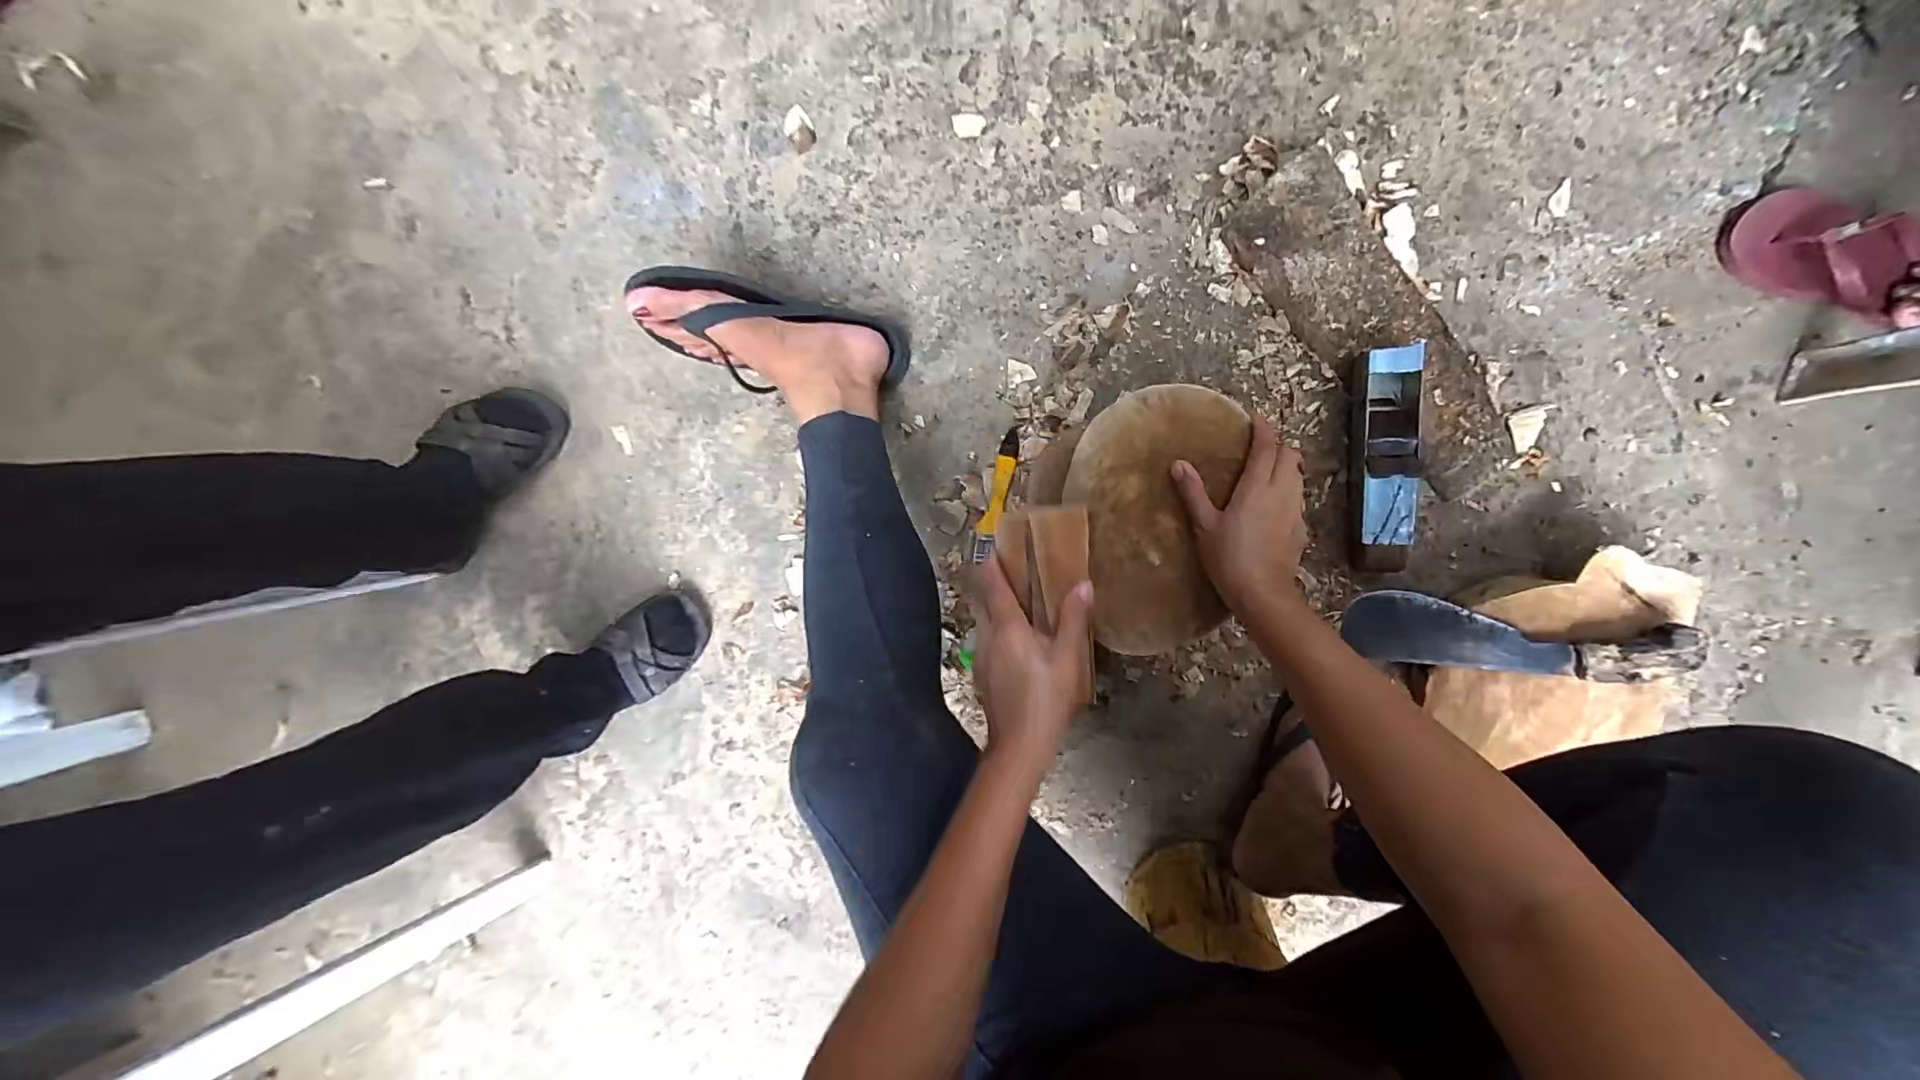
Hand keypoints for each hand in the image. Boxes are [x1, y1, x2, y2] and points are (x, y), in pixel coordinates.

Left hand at [971, 554, 1094, 769]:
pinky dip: (1000, 629)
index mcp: (1006, 627)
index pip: (993, 583)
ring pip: (986, 620)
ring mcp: (981, 655)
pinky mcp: (983, 672)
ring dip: (999, 607)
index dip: (993, 561)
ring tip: (1025, 602)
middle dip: (997, 582)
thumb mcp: (1068, 658)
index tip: (997, 543)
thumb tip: (1082, 584)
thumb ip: (1073, 619)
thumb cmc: (1046, 699)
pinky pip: (989, 639)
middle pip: (985, 599)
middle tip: (1019, 570)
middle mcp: (987, 635)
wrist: (1019, 745)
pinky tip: (1021, 639)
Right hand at [1171, 416, 1307, 610]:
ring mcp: (1295, 510)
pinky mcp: (1300, 528)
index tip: (1257, 420)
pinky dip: (1288, 489)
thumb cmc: (1228, 557)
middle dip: (1278, 445)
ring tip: (1267, 470)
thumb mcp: (1204, 525)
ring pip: (1298, 475)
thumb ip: (1193, 492)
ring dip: (1286, 465)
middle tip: (1260, 445)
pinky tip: (1273, 503)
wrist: (1262, 592)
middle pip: (1290, 456)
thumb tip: (1178, 463)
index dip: (1264, 430)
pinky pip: (1297, 497)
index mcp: (1256, 488)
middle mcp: (1282, 492)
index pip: (1267, 448)